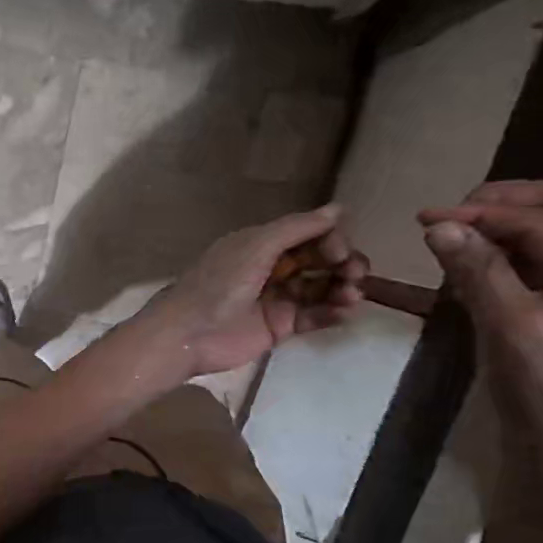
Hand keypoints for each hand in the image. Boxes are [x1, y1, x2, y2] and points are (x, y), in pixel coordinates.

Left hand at [140, 204, 367, 378]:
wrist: (189, 333)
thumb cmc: (218, 284)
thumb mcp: (255, 247)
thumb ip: (296, 228)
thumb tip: (339, 209)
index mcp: (260, 244)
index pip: (308, 235)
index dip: (330, 240)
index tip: (338, 252)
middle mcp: (271, 268)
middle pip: (319, 260)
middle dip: (343, 263)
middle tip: (353, 274)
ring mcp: (277, 298)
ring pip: (321, 288)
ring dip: (342, 288)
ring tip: (351, 296)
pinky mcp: (281, 326)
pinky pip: (315, 315)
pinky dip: (333, 312)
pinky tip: (344, 311)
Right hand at [418, 182, 542, 524]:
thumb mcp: (511, 328)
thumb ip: (478, 272)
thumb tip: (437, 226)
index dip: (482, 214)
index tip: (425, 218)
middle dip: (497, 206)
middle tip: (446, 218)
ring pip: (538, 233)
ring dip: (491, 228)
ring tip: (445, 239)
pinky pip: (523, 262)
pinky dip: (488, 254)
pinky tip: (457, 263)